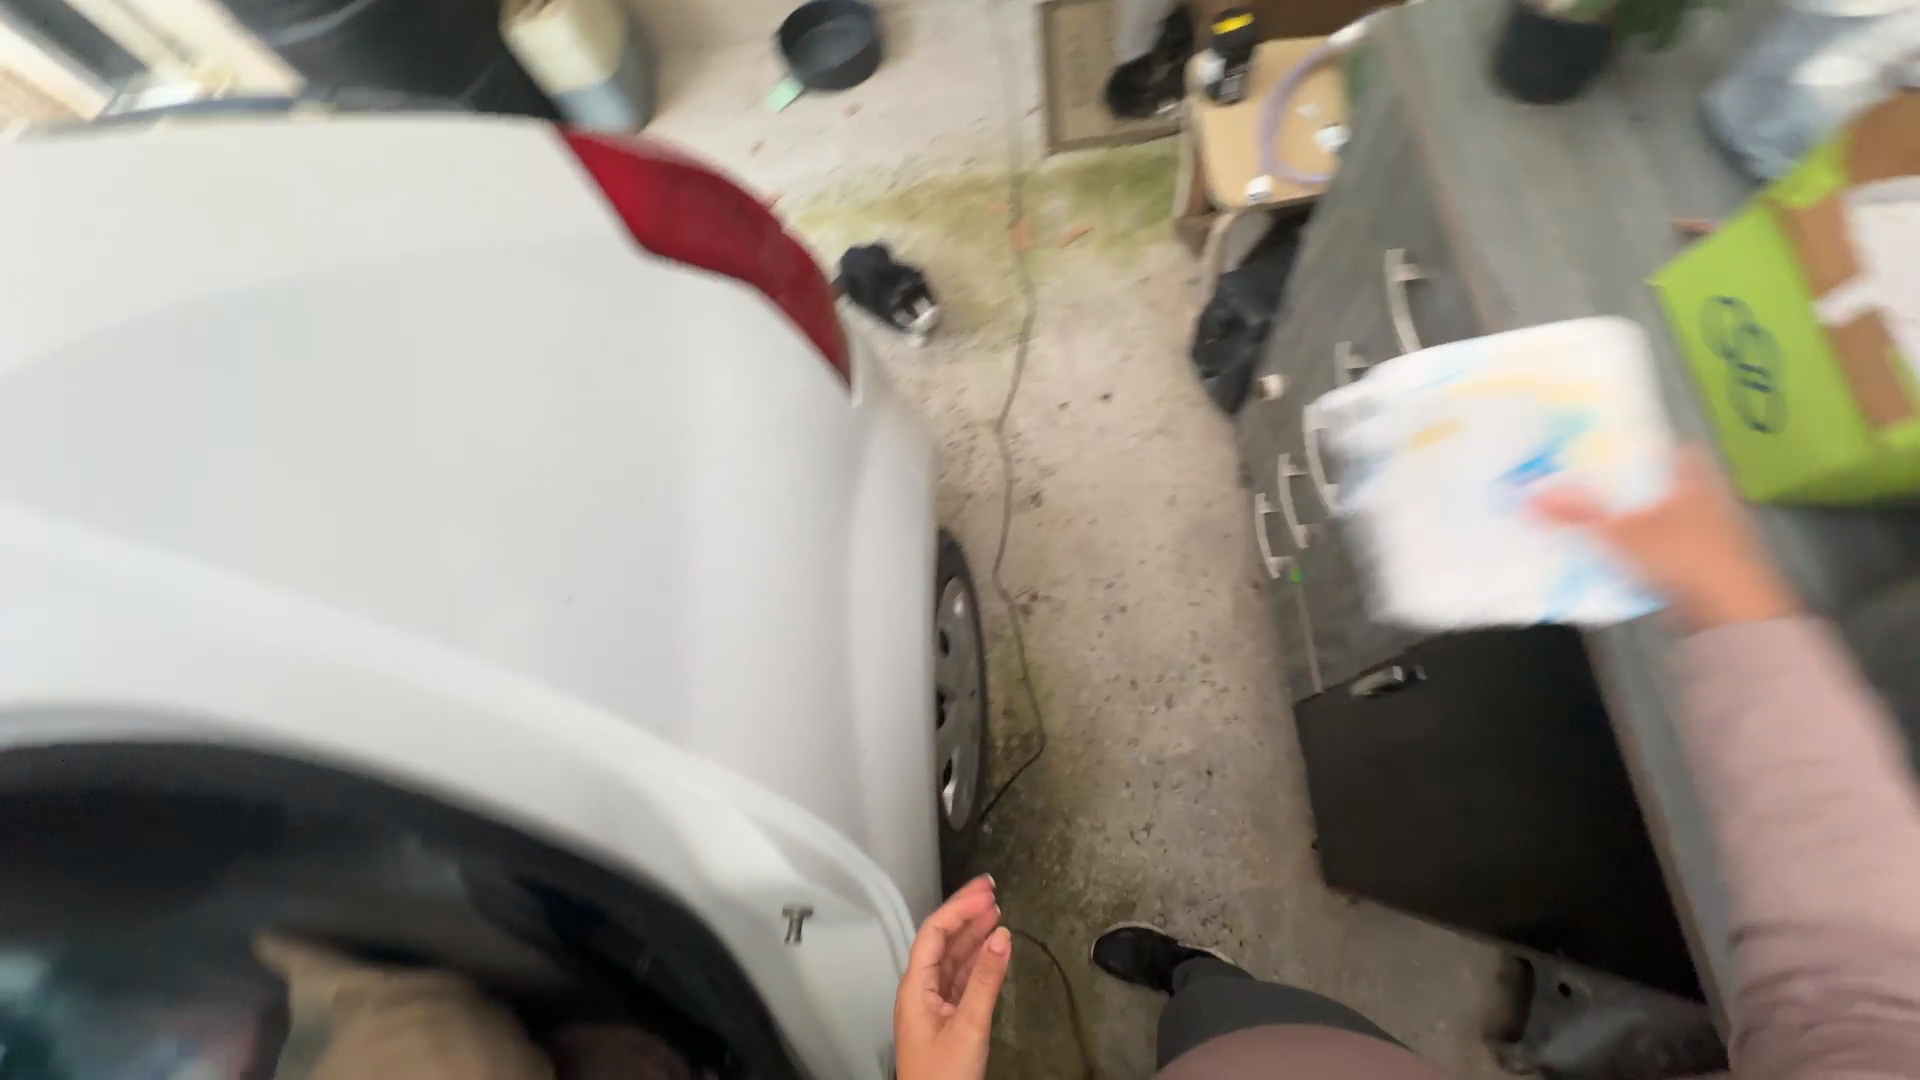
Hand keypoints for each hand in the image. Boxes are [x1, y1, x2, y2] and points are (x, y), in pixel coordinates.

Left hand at [894, 875, 1010, 1079]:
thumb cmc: (943, 1077)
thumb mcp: (968, 1027)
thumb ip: (986, 979)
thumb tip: (1002, 935)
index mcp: (915, 985)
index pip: (935, 932)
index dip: (959, 907)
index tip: (986, 892)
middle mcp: (920, 988)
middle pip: (942, 939)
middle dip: (965, 912)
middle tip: (991, 888)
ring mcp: (933, 1003)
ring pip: (953, 957)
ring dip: (973, 933)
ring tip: (996, 911)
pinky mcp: (947, 1018)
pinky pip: (961, 978)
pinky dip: (978, 960)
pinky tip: (993, 949)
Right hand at [1529, 445, 1798, 630]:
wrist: (1733, 616)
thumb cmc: (1686, 560)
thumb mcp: (1622, 535)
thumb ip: (1576, 514)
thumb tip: (1529, 494)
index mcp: (1698, 484)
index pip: (1677, 452)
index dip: (1646, 449)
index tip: (1608, 452)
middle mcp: (1709, 502)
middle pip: (1661, 485)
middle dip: (1625, 487)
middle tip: (1583, 486)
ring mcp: (1709, 535)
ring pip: (1660, 516)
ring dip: (1629, 518)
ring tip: (1585, 519)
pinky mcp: (1702, 563)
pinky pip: (1660, 544)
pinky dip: (1636, 545)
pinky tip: (1608, 552)